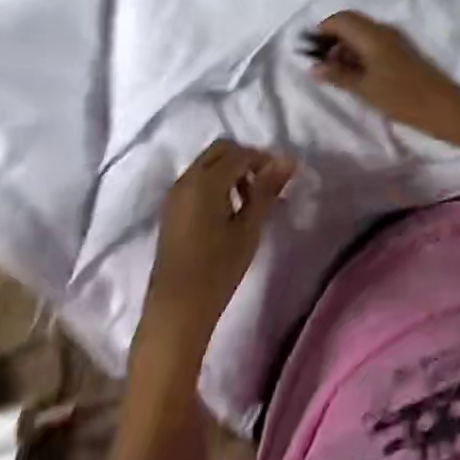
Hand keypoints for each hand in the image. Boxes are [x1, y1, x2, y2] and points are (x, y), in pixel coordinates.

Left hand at [144, 140, 293, 350]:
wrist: (177, 308)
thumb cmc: (218, 270)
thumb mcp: (248, 229)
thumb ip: (266, 191)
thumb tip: (287, 160)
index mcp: (205, 181)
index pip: (239, 153)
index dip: (263, 160)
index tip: (283, 178)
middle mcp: (186, 178)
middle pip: (220, 151)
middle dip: (245, 160)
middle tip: (264, 187)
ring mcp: (175, 192)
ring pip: (206, 164)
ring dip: (229, 172)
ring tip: (249, 204)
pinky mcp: (171, 207)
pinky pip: (196, 180)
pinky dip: (214, 183)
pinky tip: (228, 212)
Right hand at [311, 11, 459, 146]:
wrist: (446, 108)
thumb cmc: (402, 98)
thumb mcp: (364, 89)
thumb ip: (337, 75)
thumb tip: (312, 67)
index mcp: (372, 34)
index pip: (340, 19)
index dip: (321, 30)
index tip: (309, 49)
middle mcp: (383, 30)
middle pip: (350, 22)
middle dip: (331, 36)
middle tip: (319, 59)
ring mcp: (394, 39)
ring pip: (361, 32)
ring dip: (345, 44)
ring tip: (334, 69)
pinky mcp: (401, 50)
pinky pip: (373, 41)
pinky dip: (358, 51)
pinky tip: (354, 72)